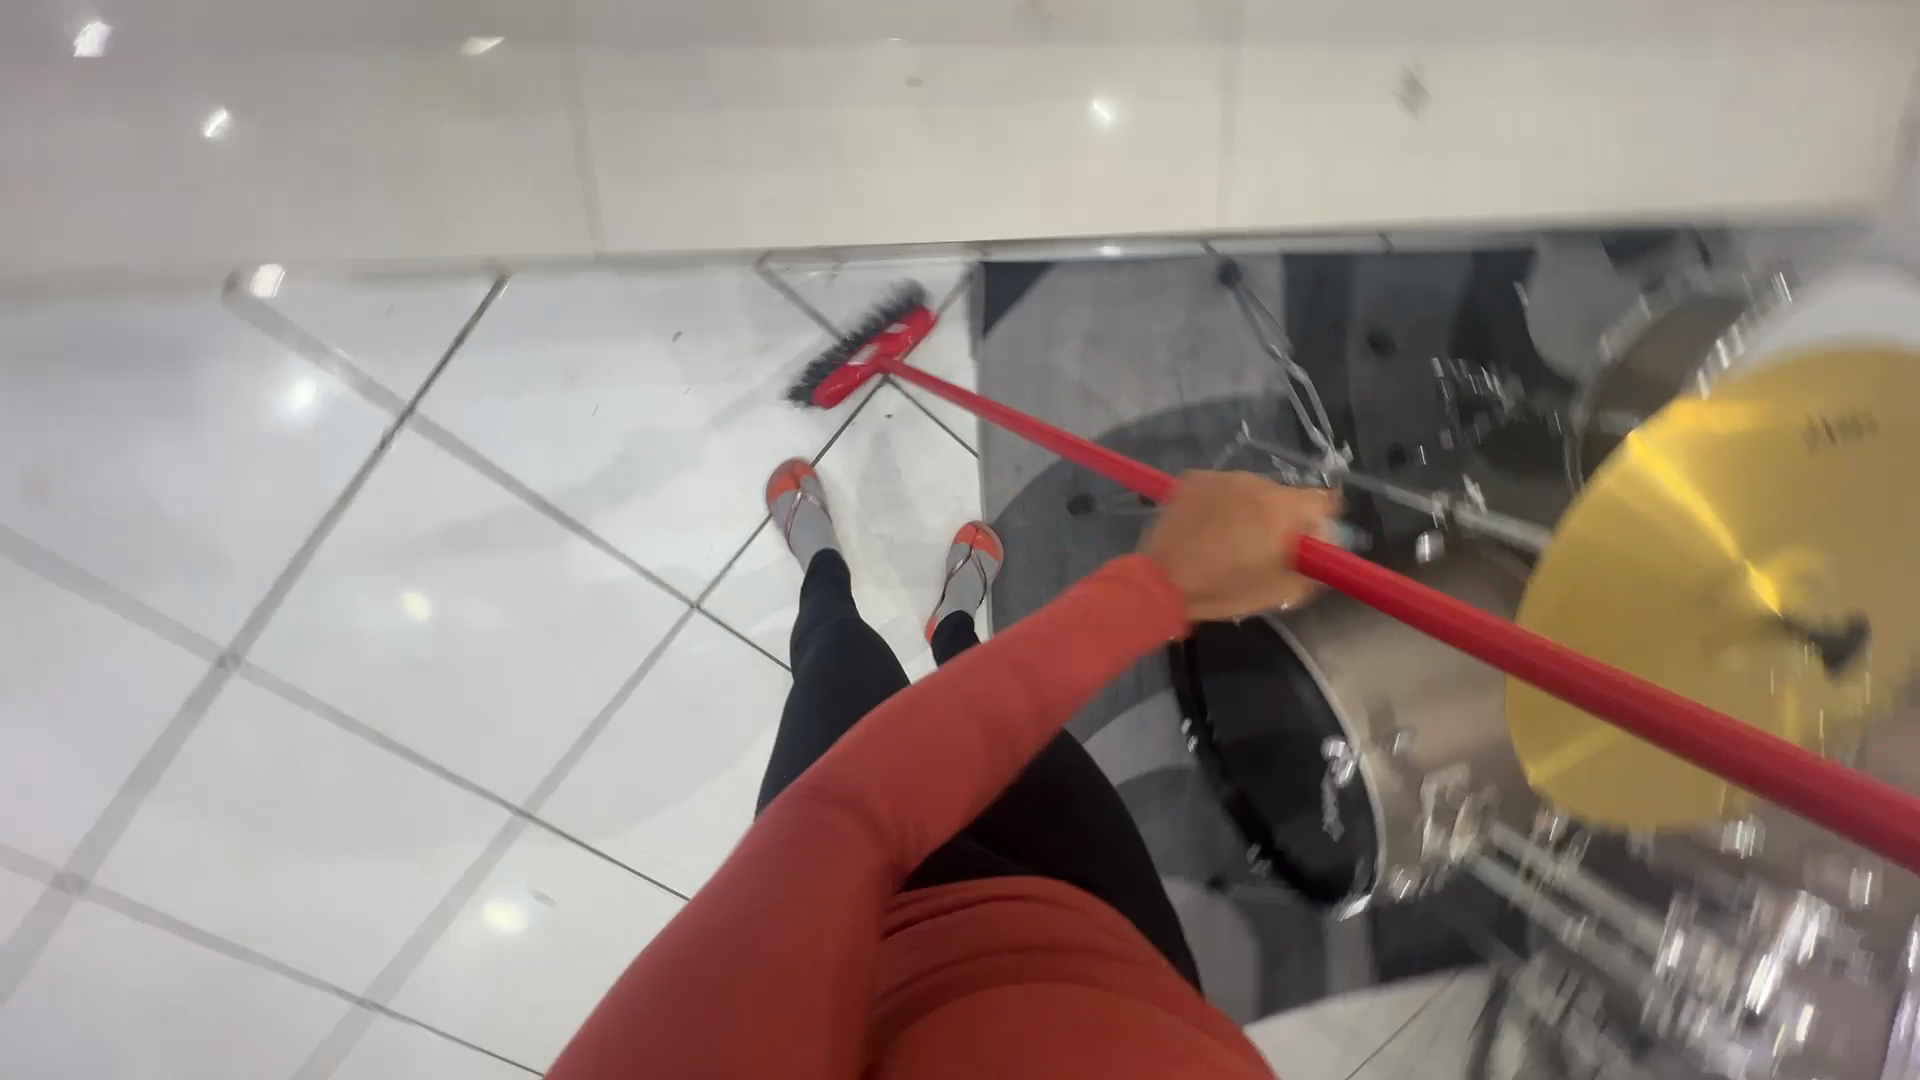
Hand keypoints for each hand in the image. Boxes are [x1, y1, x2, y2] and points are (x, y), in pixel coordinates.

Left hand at [1140, 471, 1340, 620]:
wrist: (1161, 581)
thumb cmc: (1223, 589)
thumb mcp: (1282, 590)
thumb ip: (1315, 565)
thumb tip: (1325, 547)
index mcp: (1280, 507)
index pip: (1324, 501)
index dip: (1319, 523)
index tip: (1305, 542)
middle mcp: (1253, 482)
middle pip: (1284, 496)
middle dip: (1280, 518)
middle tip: (1261, 547)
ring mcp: (1220, 477)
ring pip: (1251, 490)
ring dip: (1250, 509)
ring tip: (1228, 538)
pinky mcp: (1193, 479)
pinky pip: (1222, 488)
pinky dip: (1222, 503)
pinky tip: (1207, 526)